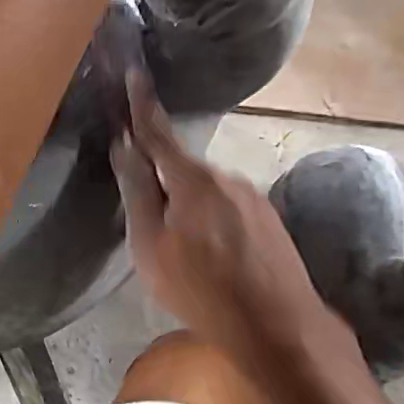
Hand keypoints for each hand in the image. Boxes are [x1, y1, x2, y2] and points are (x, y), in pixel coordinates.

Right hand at [109, 74, 359, 376]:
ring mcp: (252, 197)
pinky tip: (201, 250)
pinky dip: (202, 215)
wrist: (280, 330)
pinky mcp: (267, 218)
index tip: (134, 73)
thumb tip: (123, 147)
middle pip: (179, 165)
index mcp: (193, 180)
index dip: (141, 104)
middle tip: (137, 207)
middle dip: (156, 173)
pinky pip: (222, 204)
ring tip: (171, 244)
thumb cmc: (200, 290)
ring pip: (201, 188)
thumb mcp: (150, 246)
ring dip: (180, 201)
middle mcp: (227, 178)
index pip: (158, 133)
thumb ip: (136, 192)